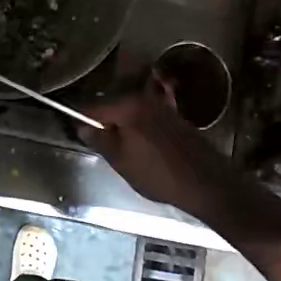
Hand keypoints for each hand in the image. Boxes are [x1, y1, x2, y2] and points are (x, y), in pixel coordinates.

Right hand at [81, 80, 248, 216]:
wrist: (205, 182)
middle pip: (113, 104)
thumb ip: (100, 140)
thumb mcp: (121, 161)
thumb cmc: (157, 173)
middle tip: (95, 140)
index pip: (93, 106)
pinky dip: (138, 126)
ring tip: (116, 144)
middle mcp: (145, 99)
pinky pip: (147, 116)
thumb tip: (82, 126)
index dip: (80, 118)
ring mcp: (162, 106)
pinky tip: (138, 143)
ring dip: (121, 123)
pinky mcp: (175, 117)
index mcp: (127, 106)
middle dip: (102, 119)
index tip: (75, 130)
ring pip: (131, 110)